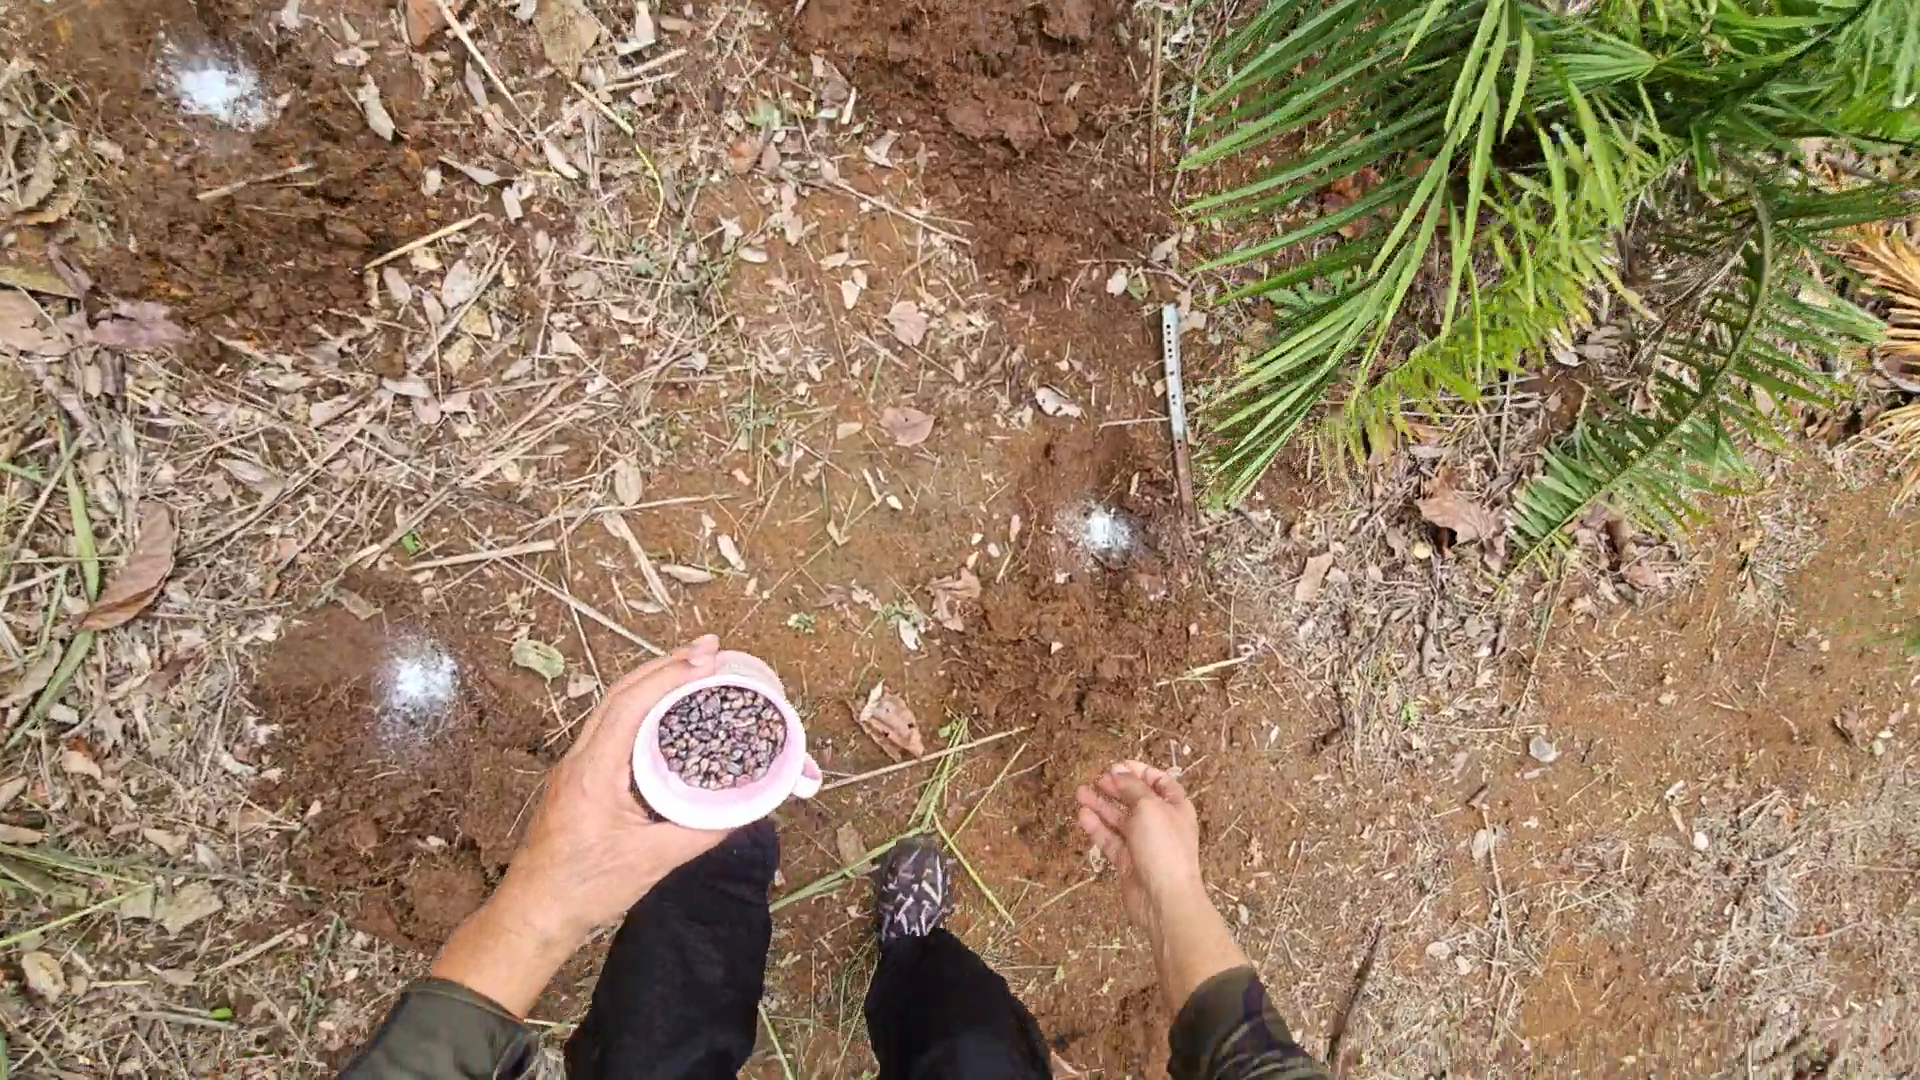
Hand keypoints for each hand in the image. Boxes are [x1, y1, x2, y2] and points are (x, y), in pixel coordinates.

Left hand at [430, 636, 731, 1014]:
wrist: (531, 916)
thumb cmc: (584, 889)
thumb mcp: (652, 862)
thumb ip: (703, 831)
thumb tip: (749, 807)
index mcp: (593, 772)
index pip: (631, 706)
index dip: (670, 676)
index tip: (707, 659)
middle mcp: (581, 758)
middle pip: (622, 692)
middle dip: (667, 663)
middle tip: (711, 648)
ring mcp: (577, 765)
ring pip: (615, 704)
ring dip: (654, 678)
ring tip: (695, 664)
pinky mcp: (582, 775)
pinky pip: (615, 724)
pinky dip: (645, 703)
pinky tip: (668, 706)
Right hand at [1075, 760, 1203, 928]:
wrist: (1165, 900)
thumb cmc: (1163, 846)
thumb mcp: (1149, 806)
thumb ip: (1131, 786)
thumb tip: (1117, 771)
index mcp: (1175, 807)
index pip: (1159, 782)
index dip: (1141, 771)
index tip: (1119, 765)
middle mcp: (1161, 823)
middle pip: (1136, 799)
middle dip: (1117, 787)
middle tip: (1097, 778)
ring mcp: (1143, 844)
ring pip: (1119, 819)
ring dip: (1101, 805)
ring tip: (1080, 793)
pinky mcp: (1128, 861)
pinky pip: (1111, 839)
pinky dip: (1097, 827)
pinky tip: (1083, 816)